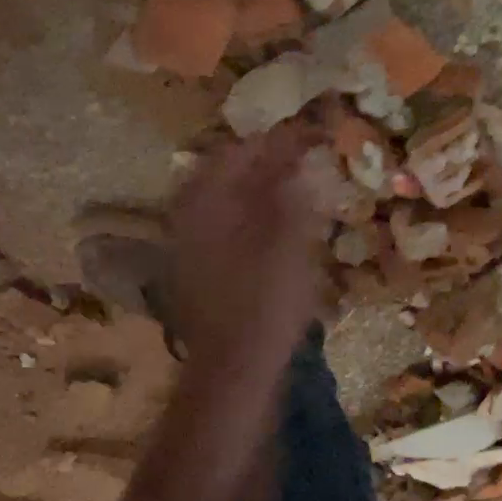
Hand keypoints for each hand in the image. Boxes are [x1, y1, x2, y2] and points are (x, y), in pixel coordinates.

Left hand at [167, 123, 327, 370]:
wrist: (234, 367)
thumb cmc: (265, 304)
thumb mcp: (290, 246)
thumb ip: (294, 201)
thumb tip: (300, 165)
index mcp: (207, 203)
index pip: (241, 152)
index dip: (278, 140)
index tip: (312, 133)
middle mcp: (189, 216)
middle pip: (226, 172)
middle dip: (266, 160)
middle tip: (305, 155)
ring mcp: (190, 244)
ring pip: (225, 199)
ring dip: (259, 187)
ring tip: (296, 183)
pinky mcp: (200, 269)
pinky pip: (226, 223)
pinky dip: (252, 213)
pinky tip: (276, 224)